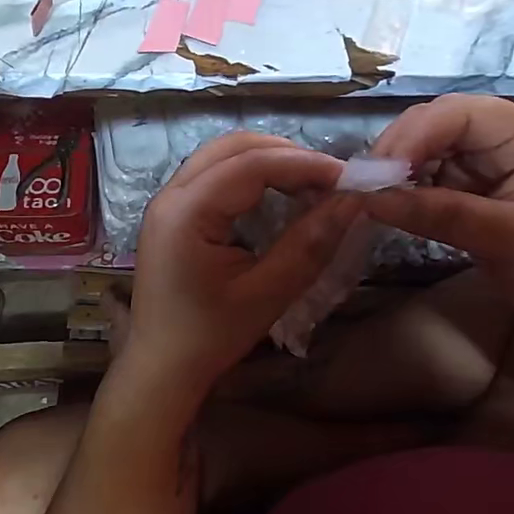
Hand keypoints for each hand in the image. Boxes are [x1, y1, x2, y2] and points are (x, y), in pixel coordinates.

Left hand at [122, 132, 354, 389]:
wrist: (161, 366)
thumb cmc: (210, 337)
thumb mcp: (267, 294)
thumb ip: (309, 243)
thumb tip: (353, 202)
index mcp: (186, 212)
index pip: (250, 164)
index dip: (303, 164)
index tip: (348, 177)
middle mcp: (170, 195)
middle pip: (232, 147)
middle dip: (285, 155)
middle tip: (330, 179)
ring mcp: (166, 202)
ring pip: (220, 156)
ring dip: (267, 161)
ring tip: (309, 185)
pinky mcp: (171, 213)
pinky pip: (212, 175)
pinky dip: (248, 176)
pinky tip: (276, 196)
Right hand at [363, 95, 513, 325]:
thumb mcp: (513, 237)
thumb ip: (441, 214)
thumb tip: (369, 199)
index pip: (459, 114)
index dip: (415, 134)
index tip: (380, 172)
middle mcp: (503, 144)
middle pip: (436, 127)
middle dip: (399, 152)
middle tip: (366, 188)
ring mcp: (487, 172)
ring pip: (427, 156)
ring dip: (397, 174)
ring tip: (371, 200)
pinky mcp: (474, 200)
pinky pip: (429, 187)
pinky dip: (406, 196)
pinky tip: (389, 210)